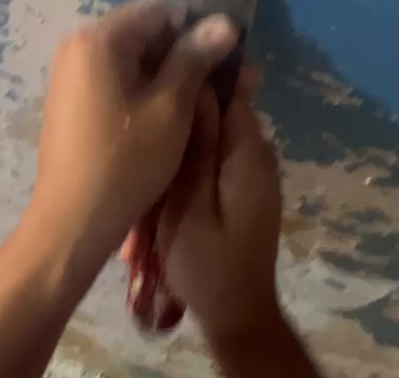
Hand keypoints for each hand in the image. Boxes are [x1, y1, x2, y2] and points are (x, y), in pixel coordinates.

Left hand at [24, 0, 240, 265]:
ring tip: (206, 101)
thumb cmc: (125, 162)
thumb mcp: (171, 108)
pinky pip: (117, 75)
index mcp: (99, 37)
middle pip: (146, 29)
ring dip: (171, 71)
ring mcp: (73, 70)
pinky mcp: (73, 95)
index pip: (160, 7)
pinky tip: (172, 113)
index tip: (230, 53)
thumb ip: (195, 58)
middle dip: (187, 50)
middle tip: (228, 81)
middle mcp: (80, 43)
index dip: (199, 24)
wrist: (71, 223)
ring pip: (134, 55)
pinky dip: (147, 86)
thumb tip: (224, 22)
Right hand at [156, 78, 288, 348]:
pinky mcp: (242, 191)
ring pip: (208, 141)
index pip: (228, 90)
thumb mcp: (189, 202)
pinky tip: (158, 200)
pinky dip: (185, 175)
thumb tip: (198, 84)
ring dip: (176, 157)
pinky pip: (211, 164)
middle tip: (142, 145)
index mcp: (248, 152)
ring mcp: (251, 174)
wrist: (236, 319)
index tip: (156, 80)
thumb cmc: (207, 263)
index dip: (193, 79)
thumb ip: (195, 144)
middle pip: (214, 114)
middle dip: (177, 127)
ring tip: (144, 184)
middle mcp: (257, 155)